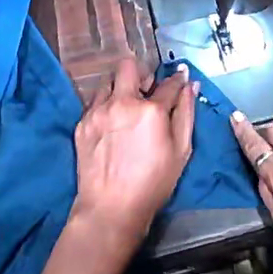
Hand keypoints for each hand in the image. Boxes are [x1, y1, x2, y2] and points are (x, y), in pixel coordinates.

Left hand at [71, 58, 196, 252]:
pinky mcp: (82, 123)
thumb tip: (190, 86)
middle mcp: (122, 102)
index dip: (177, 80)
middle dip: (140, 73)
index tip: (179, 79)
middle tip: (147, 90)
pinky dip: (106, 105)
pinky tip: (112, 123)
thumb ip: (186, 113)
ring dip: (120, 87)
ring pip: (107, 81)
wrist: (111, 207)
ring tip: (127, 106)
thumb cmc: (153, 183)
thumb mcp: (181, 150)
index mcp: (151, 110)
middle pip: (128, 66)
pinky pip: (94, 102)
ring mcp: (98, 111)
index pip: (168, 84)